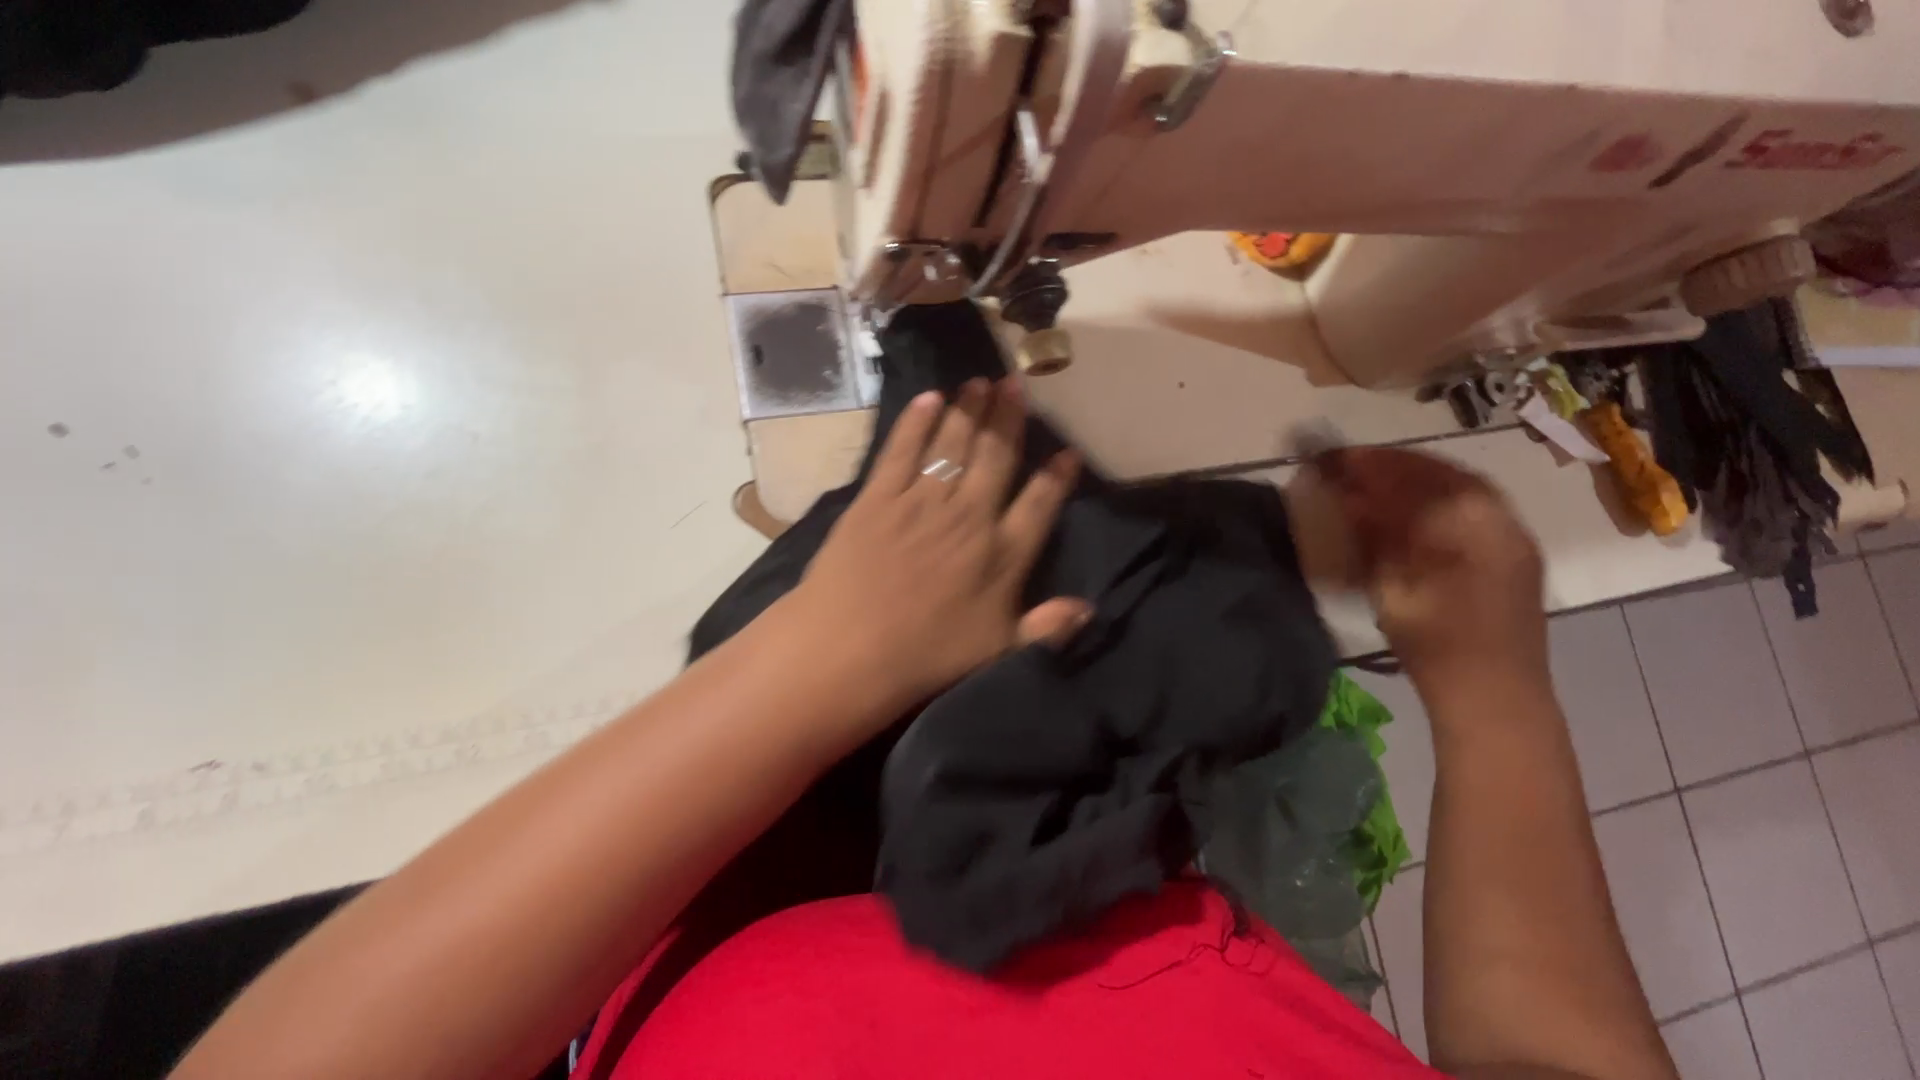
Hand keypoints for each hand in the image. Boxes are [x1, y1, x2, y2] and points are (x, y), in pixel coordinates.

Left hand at [780, 378, 1087, 726]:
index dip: (1056, 477)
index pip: (1040, 504)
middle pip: (996, 457)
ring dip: (969, 410)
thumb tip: (1090, 608)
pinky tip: (928, 399)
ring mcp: (921, 502)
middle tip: (1016, 384)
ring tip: (980, 382)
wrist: (849, 650)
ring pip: (953, 444)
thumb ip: (1045, 628)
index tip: (1068, 450)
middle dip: (1009, 419)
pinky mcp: (878, 498)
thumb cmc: (926, 658)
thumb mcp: (998, 653)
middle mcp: (968, 517)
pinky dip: (916, 422)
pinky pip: (901, 450)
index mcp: (1002, 555)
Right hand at [1317, 447, 1547, 687]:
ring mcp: (1512, 540)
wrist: (1496, 701)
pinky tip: (1403, 523)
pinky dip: (1432, 510)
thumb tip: (1340, 496)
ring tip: (1369, 492)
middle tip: (1347, 470)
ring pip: (1456, 495)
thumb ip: (1368, 534)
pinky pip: (1468, 518)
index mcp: (1474, 519)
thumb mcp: (1391, 587)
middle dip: (1391, 470)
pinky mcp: (1512, 562)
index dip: (1369, 463)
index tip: (1331, 458)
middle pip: (1440, 476)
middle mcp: (1500, 518)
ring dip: (1412, 488)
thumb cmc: (1438, 645)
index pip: (1415, 472)